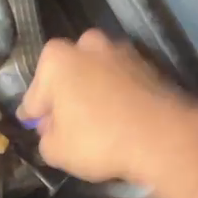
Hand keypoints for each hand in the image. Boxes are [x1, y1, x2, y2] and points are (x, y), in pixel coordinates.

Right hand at [17, 29, 197, 186]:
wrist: (162, 136)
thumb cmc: (99, 140)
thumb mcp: (56, 151)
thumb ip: (46, 138)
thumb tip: (53, 130)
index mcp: (55, 60)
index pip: (34, 95)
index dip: (35, 117)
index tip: (39, 130)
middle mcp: (87, 45)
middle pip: (66, 76)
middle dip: (65, 97)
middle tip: (68, 126)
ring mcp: (120, 51)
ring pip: (95, 75)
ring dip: (92, 94)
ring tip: (97, 124)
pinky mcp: (148, 64)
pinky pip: (120, 82)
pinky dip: (117, 96)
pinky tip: (120, 120)